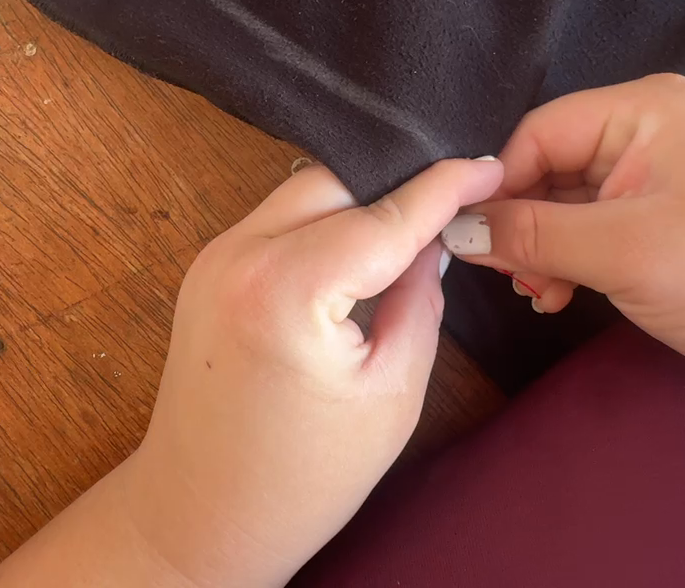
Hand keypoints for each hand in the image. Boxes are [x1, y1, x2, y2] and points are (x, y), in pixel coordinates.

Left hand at [119, 157, 503, 586]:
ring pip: (306, 191)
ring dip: (358, 201)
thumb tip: (433, 239)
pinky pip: (280, 216)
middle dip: (397, 188)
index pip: (384, 216)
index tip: (487, 168)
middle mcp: (240, 253)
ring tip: (406, 231)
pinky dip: (324, 219)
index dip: (444, 187)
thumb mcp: (391, 393)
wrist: (198, 516)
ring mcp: (215, 254)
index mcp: (285, 289)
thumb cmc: (302, 478)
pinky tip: (354, 245)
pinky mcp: (209, 264)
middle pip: (337, 183)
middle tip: (449, 208)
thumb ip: (418, 299)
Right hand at [443, 74, 684, 391]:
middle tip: (514, 280)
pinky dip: (572, 257)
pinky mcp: (663, 213)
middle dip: (526, 225)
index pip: (540, 134)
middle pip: (551, 167)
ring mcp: (657, 172)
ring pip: (567, 200)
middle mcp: (646, 129)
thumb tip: (453, 228)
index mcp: (644, 110)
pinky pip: (594, 224)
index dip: (502, 186)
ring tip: (541, 296)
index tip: (476, 243)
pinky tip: (562, 294)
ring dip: (545, 248)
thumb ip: (531, 235)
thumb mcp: (625, 253)